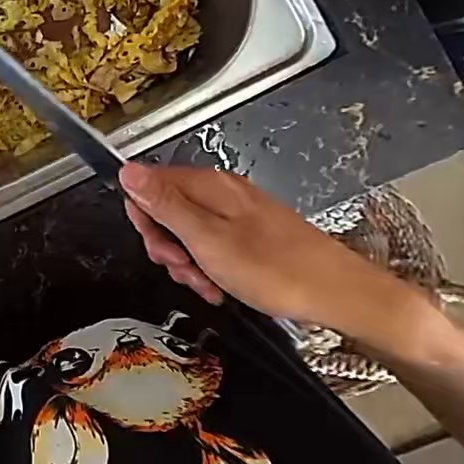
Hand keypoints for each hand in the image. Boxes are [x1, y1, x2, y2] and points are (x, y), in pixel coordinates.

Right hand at [119, 163, 447, 359]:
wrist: (337, 293)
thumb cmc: (272, 269)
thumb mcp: (206, 239)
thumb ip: (164, 204)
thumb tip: (126, 171)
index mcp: (207, 186)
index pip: (149, 185)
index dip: (145, 219)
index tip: (162, 249)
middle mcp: (220, 191)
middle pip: (168, 209)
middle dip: (168, 245)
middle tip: (187, 270)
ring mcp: (237, 211)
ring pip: (189, 231)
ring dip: (189, 262)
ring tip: (209, 285)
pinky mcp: (250, 232)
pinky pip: (213, 243)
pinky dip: (210, 266)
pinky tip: (222, 287)